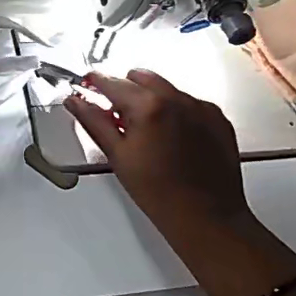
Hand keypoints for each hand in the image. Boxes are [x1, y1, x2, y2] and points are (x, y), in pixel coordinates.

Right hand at [64, 69, 295, 295]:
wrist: (205, 216)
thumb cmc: (162, 194)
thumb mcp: (117, 155)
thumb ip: (94, 121)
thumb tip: (77, 102)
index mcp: (149, 106)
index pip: (113, 82)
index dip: (96, 82)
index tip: (89, 83)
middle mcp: (178, 99)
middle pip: (142, 79)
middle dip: (125, 90)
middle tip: (115, 112)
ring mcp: (201, 108)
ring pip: (167, 89)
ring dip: (151, 100)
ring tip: (144, 130)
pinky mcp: (218, 119)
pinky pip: (191, 103)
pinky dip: (176, 111)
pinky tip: (170, 137)